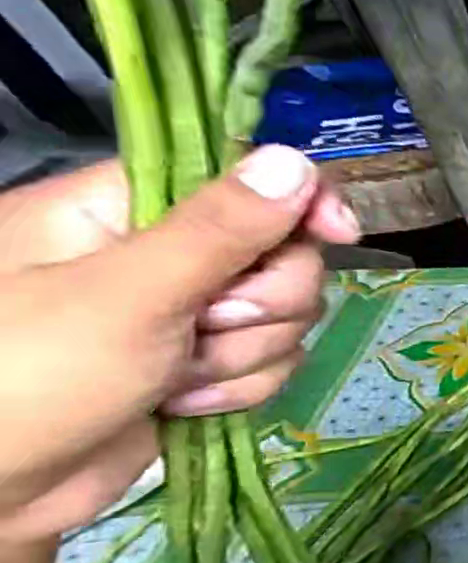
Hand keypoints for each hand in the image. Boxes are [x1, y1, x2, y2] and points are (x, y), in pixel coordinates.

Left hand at [0, 146, 359, 541]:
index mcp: (117, 216)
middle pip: (282, 255)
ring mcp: (180, 314)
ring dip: (247, 353)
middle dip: (268, 300)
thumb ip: (219, 228)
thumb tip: (294, 158)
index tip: (340, 232)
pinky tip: (183, 403)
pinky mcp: (199, 362)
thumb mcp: (126, 295)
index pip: (241, 181)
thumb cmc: (20, 379)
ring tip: (176, 380)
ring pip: (285, 314)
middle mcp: (157, 258)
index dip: (301, 201)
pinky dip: (240, 384)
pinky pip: (270, 358)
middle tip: (210, 324)